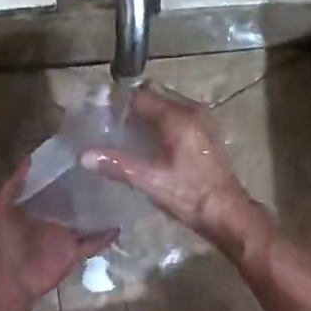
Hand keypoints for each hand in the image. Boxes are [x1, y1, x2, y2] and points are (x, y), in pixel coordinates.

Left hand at [0, 159, 117, 310]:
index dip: (63, 173)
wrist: (12, 280)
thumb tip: (28, 157)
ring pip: (87, 221)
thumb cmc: (4, 244)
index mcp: (36, 209)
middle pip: (74, 202)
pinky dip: (106, 237)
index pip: (52, 187)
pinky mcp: (74, 253)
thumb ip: (12, 185)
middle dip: (87, 189)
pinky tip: (120, 225)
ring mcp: (65, 237)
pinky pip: (93, 243)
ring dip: (101, 211)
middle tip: (107, 169)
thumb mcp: (0, 209)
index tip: (80, 154)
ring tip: (120, 193)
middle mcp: (53, 220)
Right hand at [79, 86, 269, 252]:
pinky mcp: (203, 134)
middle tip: (105, 124)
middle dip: (128, 107)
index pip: (140, 96)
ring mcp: (201, 121)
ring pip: (164, 107)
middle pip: (152, 96)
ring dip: (143, 115)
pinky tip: (142, 143)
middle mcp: (191, 111)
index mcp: (178, 117)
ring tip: (120, 133)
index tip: (96, 114)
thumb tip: (83, 155)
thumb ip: (116, 165)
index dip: (116, 103)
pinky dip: (157, 123)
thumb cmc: (190, 195)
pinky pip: (174, 117)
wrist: (227, 213)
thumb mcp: (149, 181)